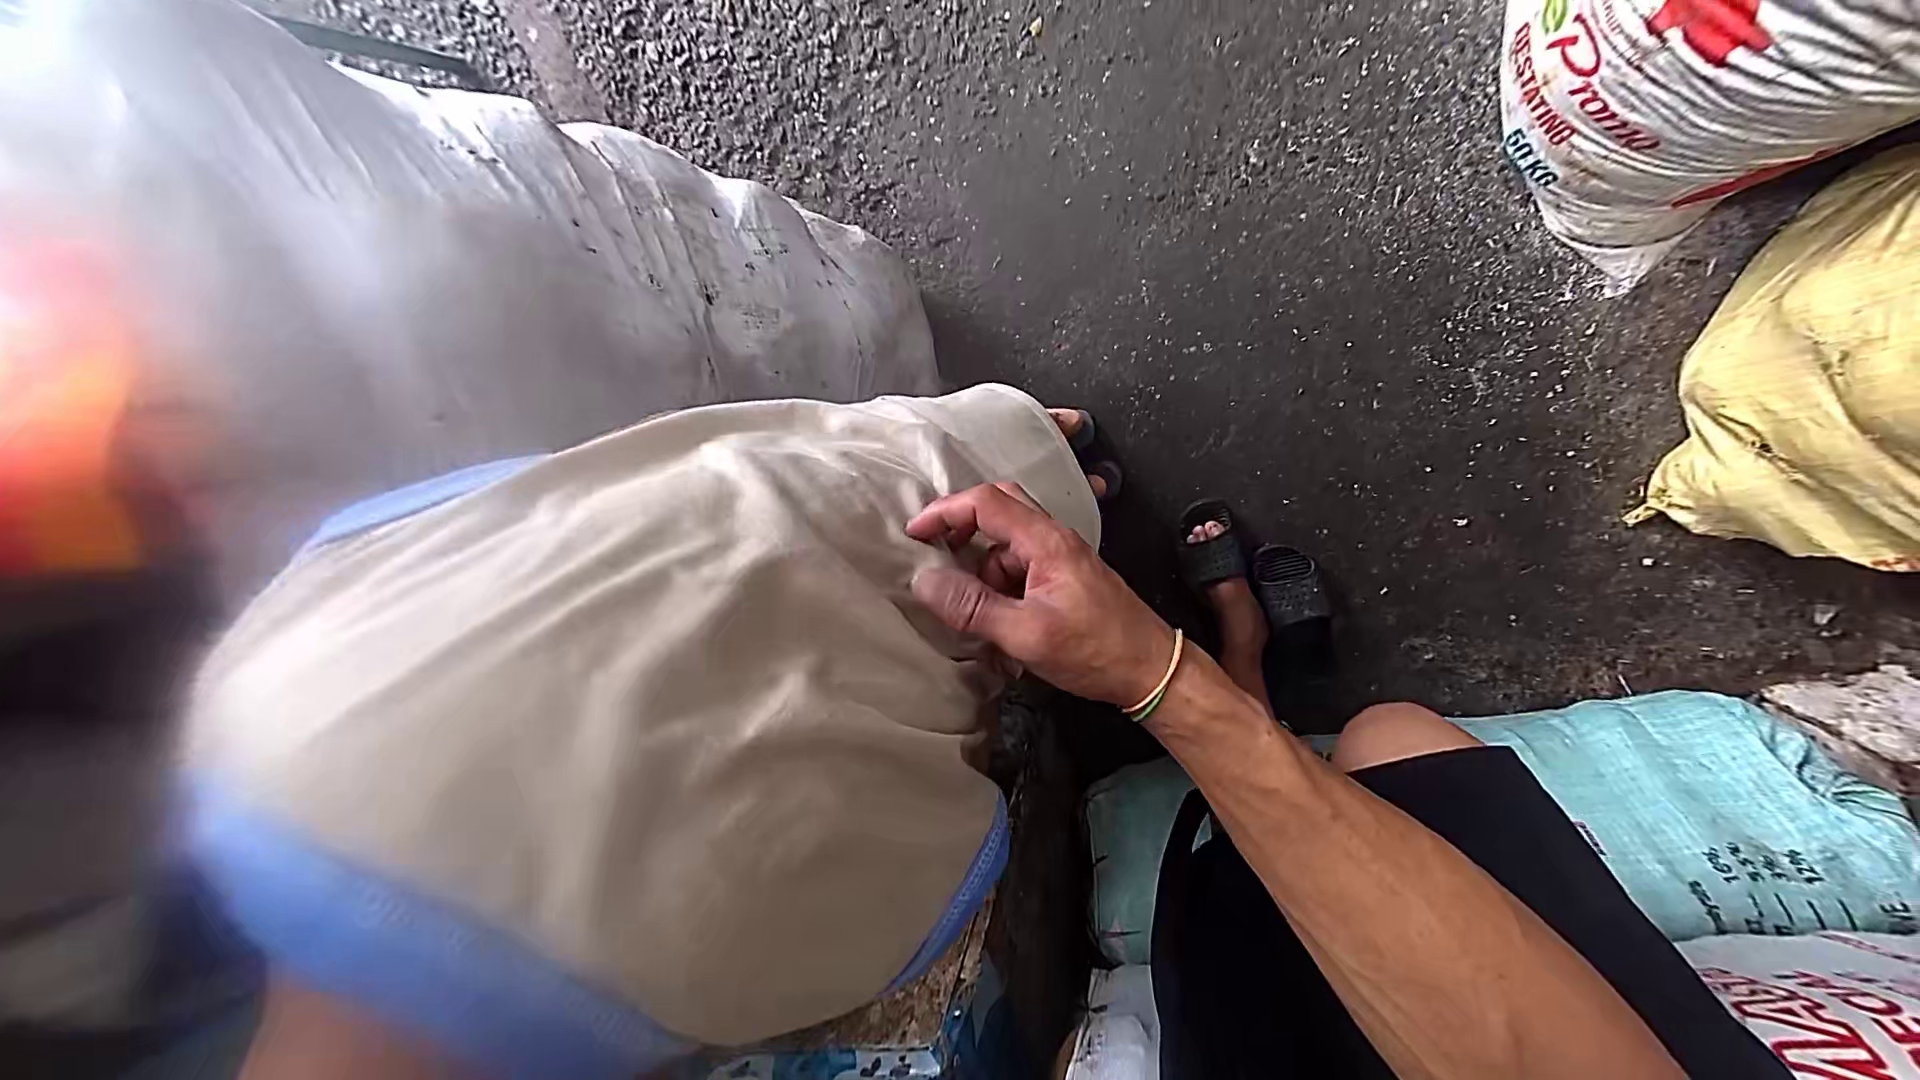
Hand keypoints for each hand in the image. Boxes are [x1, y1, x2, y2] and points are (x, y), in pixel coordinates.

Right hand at [906, 483, 1177, 707]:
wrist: (1152, 670)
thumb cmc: (1097, 651)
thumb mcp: (1026, 634)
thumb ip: (974, 607)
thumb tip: (925, 582)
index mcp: (1045, 541)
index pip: (985, 503)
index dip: (944, 512)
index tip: (915, 534)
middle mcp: (1053, 539)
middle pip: (998, 510)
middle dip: (962, 529)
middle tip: (936, 555)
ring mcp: (1060, 557)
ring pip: (1006, 543)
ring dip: (981, 566)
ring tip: (974, 610)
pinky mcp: (1063, 577)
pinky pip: (1020, 566)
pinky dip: (1000, 584)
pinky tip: (999, 619)